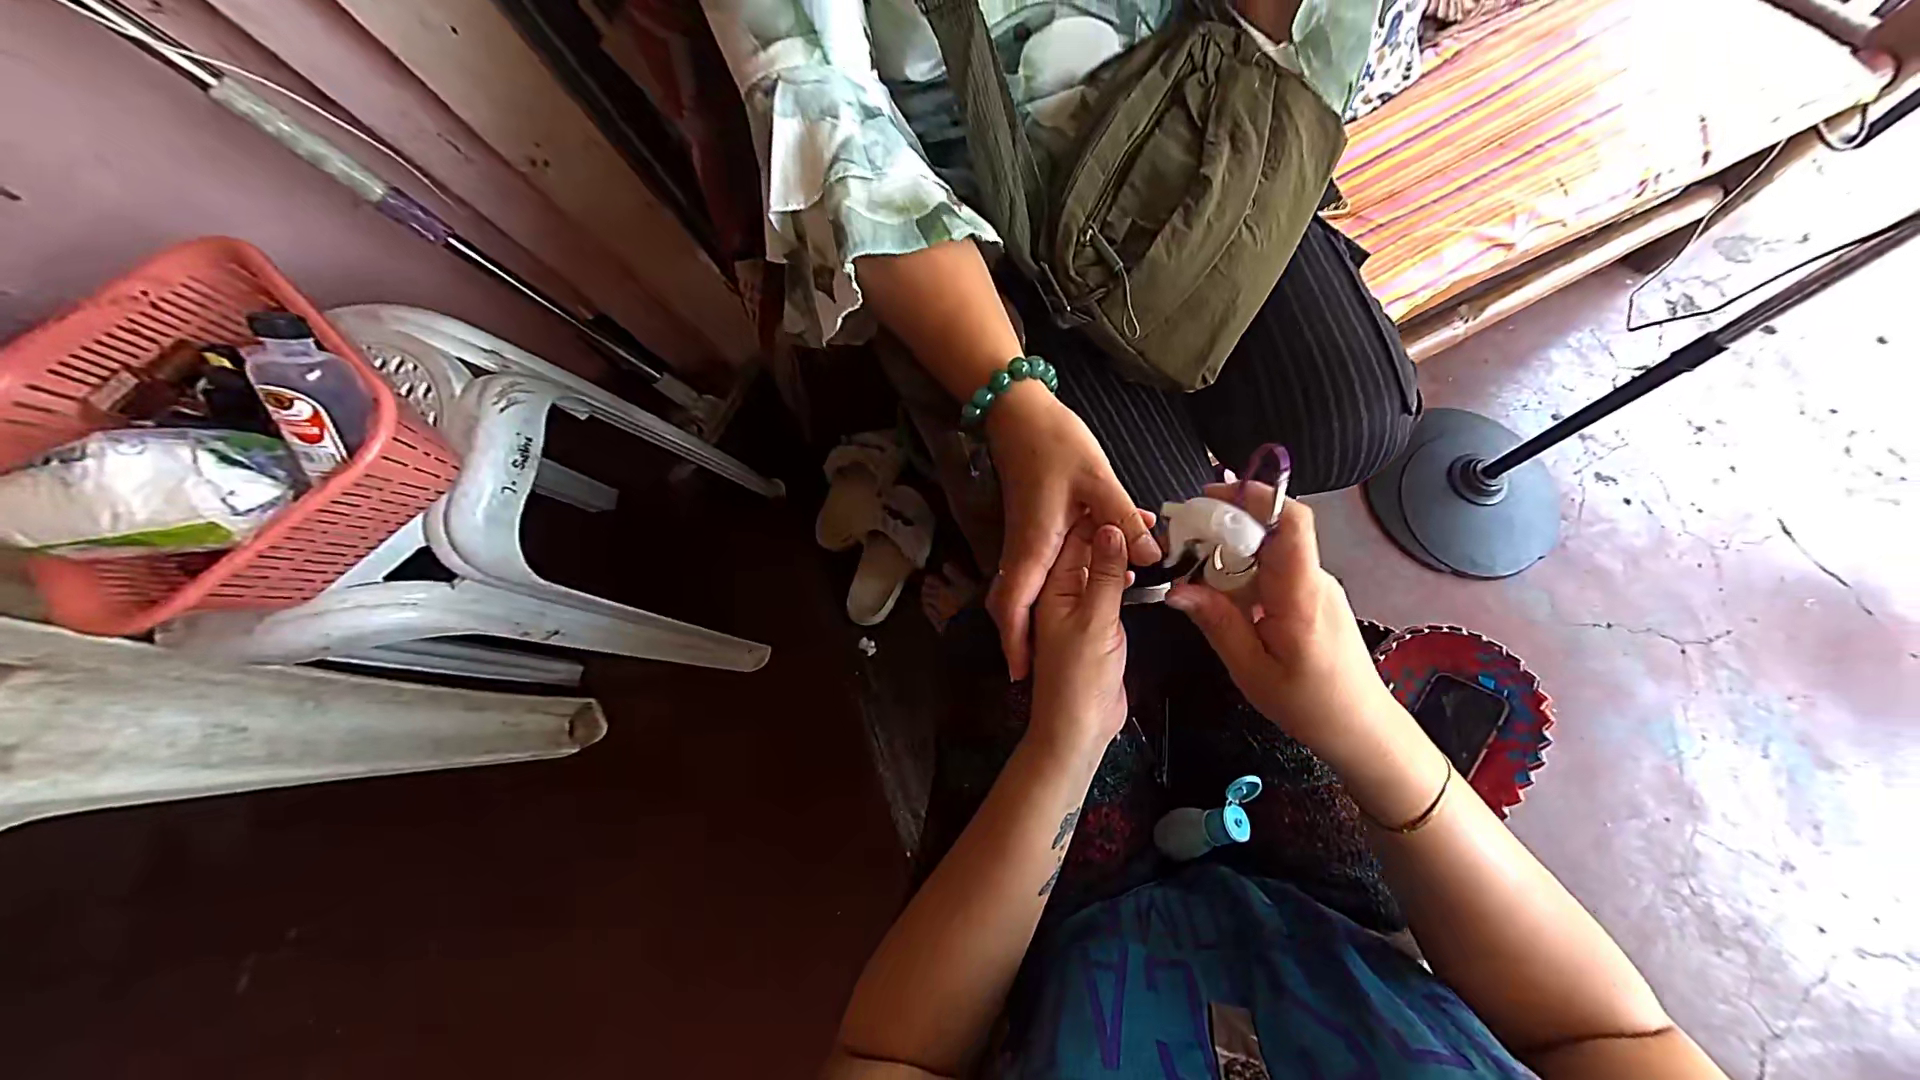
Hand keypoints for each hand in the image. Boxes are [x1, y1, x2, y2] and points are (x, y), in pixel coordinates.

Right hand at [986, 385, 1159, 679]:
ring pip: (1026, 588)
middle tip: (1039, 664)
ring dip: (1043, 611)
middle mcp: (1022, 550)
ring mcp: (1023, 539)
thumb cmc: (1054, 443)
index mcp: (1035, 546)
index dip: (1013, 641)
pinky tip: (1098, 573)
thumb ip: (1124, 520)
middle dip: (1022, 637)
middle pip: (1012, 604)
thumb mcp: (1098, 480)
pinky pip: (1040, 567)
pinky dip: (1060, 581)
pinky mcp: (1031, 528)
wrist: (1019, 412)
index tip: (1022, 673)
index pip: (1013, 604)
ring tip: (1076, 629)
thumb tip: (1151, 558)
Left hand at [1029, 519, 1132, 752]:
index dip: (1102, 518)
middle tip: (1155, 520)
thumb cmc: (1080, 675)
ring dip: (1122, 555)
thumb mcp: (1096, 619)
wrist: (1078, 725)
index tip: (1135, 504)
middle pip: (1087, 551)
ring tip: (1154, 538)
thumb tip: (1113, 528)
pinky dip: (1123, 578)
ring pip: (1100, 569)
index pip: (1074, 539)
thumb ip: (1106, 574)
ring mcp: (1078, 608)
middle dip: (1115, 533)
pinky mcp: (1095, 623)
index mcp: (1052, 586)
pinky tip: (1142, 571)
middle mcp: (1061, 592)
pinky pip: (1107, 591)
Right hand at [1164, 483, 1395, 760]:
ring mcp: (1314, 584)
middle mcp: (1313, 580)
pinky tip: (1222, 599)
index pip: (1291, 522)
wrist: (1360, 726)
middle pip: (1269, 530)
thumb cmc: (1311, 704)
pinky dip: (1241, 575)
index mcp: (1301, 596)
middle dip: (1222, 529)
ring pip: (1265, 551)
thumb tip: (1178, 588)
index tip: (1209, 497)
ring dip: (1227, 557)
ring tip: (1197, 582)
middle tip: (1183, 546)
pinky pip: (1270, 569)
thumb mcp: (1250, 670)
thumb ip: (1216, 622)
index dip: (1252, 497)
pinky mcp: (1310, 593)